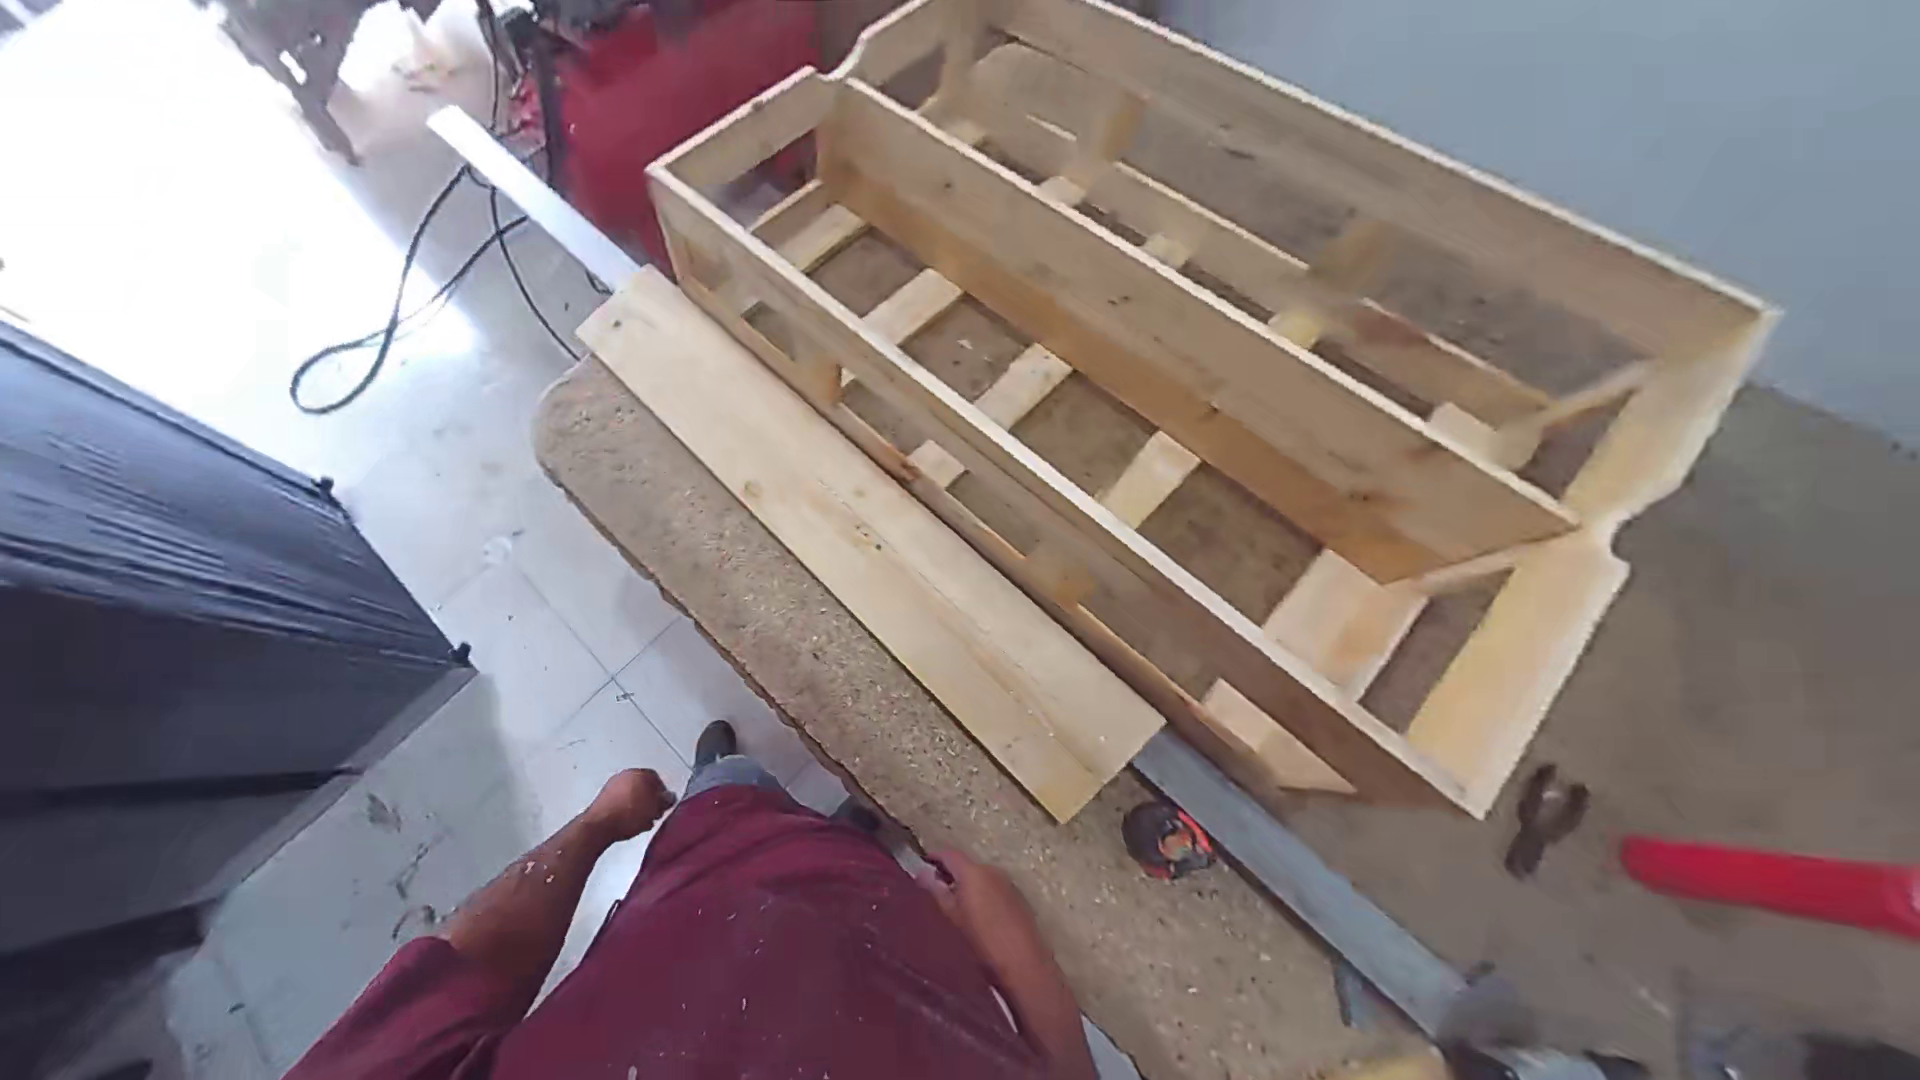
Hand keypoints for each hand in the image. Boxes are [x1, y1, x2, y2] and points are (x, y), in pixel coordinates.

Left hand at [582, 768, 674, 841]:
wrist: (599, 827)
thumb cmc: (628, 814)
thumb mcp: (656, 807)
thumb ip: (667, 800)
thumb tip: (669, 798)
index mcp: (639, 772)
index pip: (658, 779)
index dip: (663, 794)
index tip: (664, 805)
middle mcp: (624, 775)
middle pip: (643, 787)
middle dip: (649, 800)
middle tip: (653, 813)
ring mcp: (610, 787)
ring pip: (630, 795)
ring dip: (637, 807)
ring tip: (641, 821)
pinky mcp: (600, 801)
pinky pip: (619, 804)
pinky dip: (625, 811)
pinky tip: (628, 823)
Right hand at [920, 849, 1051, 978]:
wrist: (1023, 961)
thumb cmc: (982, 940)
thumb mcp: (953, 916)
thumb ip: (937, 891)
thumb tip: (921, 872)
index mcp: (973, 872)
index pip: (950, 854)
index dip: (935, 857)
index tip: (923, 864)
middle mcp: (991, 870)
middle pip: (966, 865)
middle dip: (951, 873)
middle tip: (937, 889)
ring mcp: (1007, 882)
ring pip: (981, 877)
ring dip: (968, 885)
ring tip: (956, 905)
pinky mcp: (1018, 896)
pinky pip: (994, 888)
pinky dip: (984, 894)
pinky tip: (980, 915)